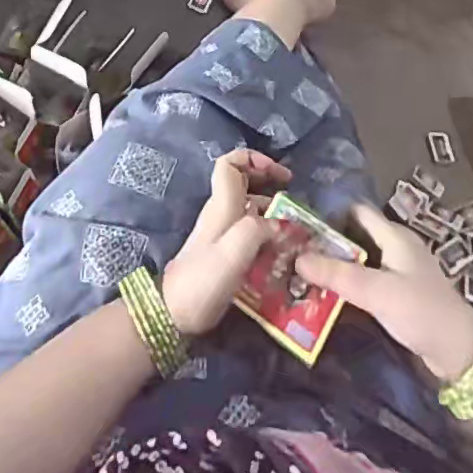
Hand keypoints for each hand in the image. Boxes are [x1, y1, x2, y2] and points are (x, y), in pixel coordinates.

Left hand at [160, 149, 286, 335]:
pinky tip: (283, 249)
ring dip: (273, 210)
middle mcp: (222, 212)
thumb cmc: (205, 279)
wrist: (175, 313)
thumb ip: (261, 229)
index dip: (253, 159)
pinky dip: (268, 232)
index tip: (279, 174)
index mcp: (222, 204)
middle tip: (292, 196)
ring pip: (250, 207)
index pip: (229, 163)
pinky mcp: (225, 252)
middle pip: (243, 181)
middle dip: (268, 181)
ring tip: (296, 227)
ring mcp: (222, 232)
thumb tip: (283, 224)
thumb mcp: (236, 250)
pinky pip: (251, 231)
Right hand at [296, 203, 472, 382]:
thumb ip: (337, 274)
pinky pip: (367, 278)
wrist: (460, 354)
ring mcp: (400, 270)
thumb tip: (297, 258)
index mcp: (395, 235)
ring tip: (302, 270)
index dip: (329, 212)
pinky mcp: (400, 293)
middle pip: (356, 234)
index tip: (299, 222)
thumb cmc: (420, 311)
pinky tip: (328, 292)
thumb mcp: (376, 291)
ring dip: (336, 264)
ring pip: (360, 258)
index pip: (357, 211)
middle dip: (327, 241)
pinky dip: (349, 281)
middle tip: (294, 249)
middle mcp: (397, 246)